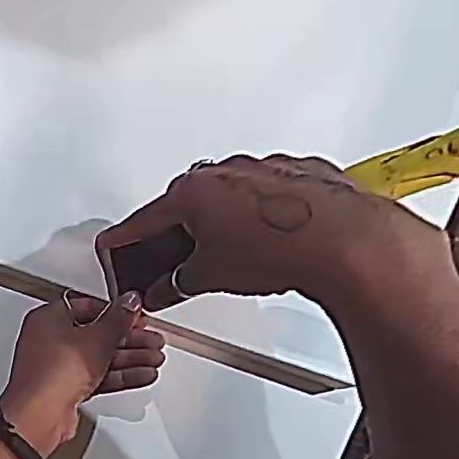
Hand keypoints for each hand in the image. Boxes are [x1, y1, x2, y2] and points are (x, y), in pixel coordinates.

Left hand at [0, 292, 165, 454]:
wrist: (40, 415)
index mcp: (49, 319)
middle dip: (128, 338)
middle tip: (151, 339)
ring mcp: (56, 366)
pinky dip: (118, 375)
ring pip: (98, 357)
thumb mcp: (97, 338)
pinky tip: (140, 375)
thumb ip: (118, 319)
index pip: (88, 306)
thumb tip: (129, 303)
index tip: (136, 316)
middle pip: (96, 334)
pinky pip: (96, 377)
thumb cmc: (51, 374)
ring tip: (153, 358)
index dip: (116, 311)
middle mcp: (49, 340)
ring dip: (128, 358)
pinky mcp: (65, 388)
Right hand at [95, 154, 451, 319]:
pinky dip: (252, 219)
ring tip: (226, 261)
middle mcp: (224, 172)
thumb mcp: (209, 276)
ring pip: (224, 200)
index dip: (123, 239)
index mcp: (193, 191)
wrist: (346, 242)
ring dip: (216, 227)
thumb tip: (169, 287)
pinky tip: (259, 246)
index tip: (112, 245)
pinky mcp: (295, 176)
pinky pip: (259, 198)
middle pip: (183, 206)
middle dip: (175, 236)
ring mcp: (261, 170)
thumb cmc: (282, 247)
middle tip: (174, 266)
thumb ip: (177, 282)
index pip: (143, 219)